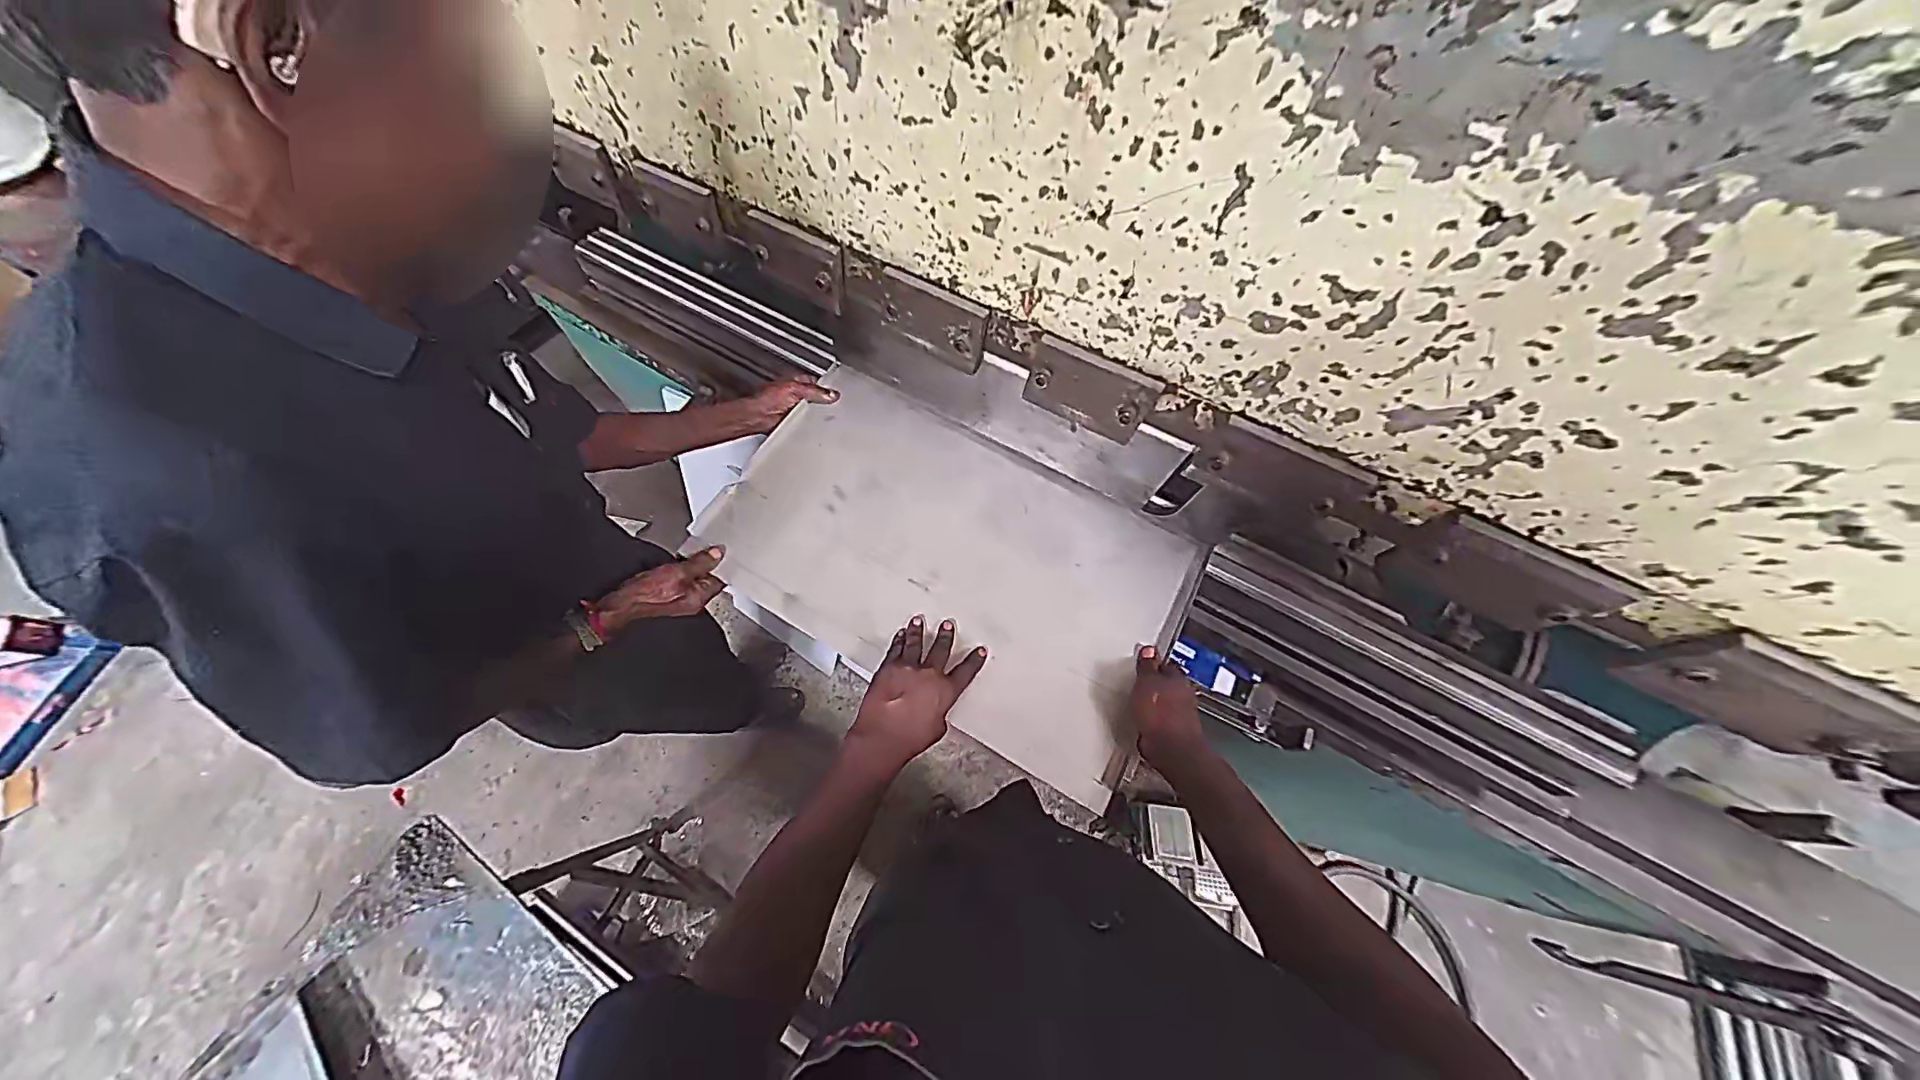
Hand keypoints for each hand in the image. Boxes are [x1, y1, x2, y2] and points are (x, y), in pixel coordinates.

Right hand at [594, 547, 727, 630]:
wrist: (619, 604)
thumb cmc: (645, 594)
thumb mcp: (678, 572)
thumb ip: (701, 562)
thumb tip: (717, 553)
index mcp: (699, 599)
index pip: (721, 579)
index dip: (723, 563)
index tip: (723, 549)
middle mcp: (692, 601)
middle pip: (708, 577)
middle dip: (709, 563)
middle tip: (709, 547)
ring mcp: (680, 598)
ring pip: (695, 576)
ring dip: (694, 564)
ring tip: (694, 551)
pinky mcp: (668, 593)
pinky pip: (682, 578)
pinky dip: (682, 568)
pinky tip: (678, 560)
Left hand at [742, 376, 838, 433]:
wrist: (758, 416)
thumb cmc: (768, 400)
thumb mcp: (795, 389)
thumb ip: (815, 392)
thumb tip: (832, 394)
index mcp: (799, 382)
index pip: (820, 384)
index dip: (829, 389)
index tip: (837, 396)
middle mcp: (799, 395)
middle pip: (819, 399)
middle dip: (826, 404)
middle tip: (833, 408)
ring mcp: (798, 409)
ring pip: (815, 412)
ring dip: (819, 416)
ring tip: (824, 418)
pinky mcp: (797, 421)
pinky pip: (810, 423)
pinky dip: (813, 425)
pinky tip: (816, 426)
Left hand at [844, 616, 987, 776]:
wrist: (883, 735)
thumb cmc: (909, 738)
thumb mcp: (936, 729)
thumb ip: (939, 713)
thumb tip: (936, 710)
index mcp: (945, 691)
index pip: (965, 671)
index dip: (974, 660)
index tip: (979, 650)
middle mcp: (929, 675)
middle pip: (940, 649)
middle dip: (945, 636)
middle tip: (948, 625)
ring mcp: (907, 668)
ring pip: (916, 643)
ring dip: (919, 631)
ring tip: (920, 620)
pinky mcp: (888, 668)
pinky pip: (896, 649)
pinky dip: (900, 640)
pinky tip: (901, 634)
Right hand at [1131, 646, 1210, 773]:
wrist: (1170, 749)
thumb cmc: (1160, 714)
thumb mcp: (1146, 682)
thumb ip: (1146, 666)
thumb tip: (1148, 650)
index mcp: (1177, 679)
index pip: (1165, 665)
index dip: (1153, 663)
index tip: (1143, 661)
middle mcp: (1183, 696)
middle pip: (1167, 684)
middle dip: (1155, 683)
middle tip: (1139, 681)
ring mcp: (1180, 715)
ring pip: (1165, 702)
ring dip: (1154, 701)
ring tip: (1139, 701)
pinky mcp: (1173, 732)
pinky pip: (1161, 719)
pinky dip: (1154, 718)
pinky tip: (1144, 720)